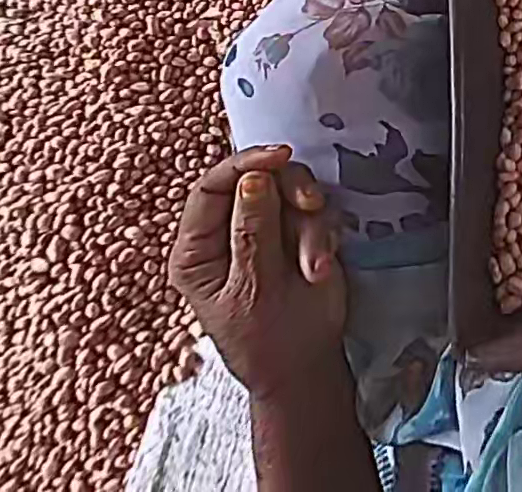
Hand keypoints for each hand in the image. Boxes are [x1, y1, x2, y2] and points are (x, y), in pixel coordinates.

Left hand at [167, 145, 347, 400]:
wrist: (306, 365)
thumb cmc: (266, 340)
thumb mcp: (254, 290)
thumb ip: (253, 233)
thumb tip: (252, 178)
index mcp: (198, 248)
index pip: (211, 187)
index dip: (243, 164)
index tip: (280, 156)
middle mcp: (230, 230)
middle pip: (257, 179)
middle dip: (289, 190)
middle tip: (312, 205)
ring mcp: (267, 228)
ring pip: (290, 190)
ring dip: (310, 222)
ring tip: (316, 263)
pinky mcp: (299, 230)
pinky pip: (314, 210)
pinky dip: (323, 232)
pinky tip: (322, 263)